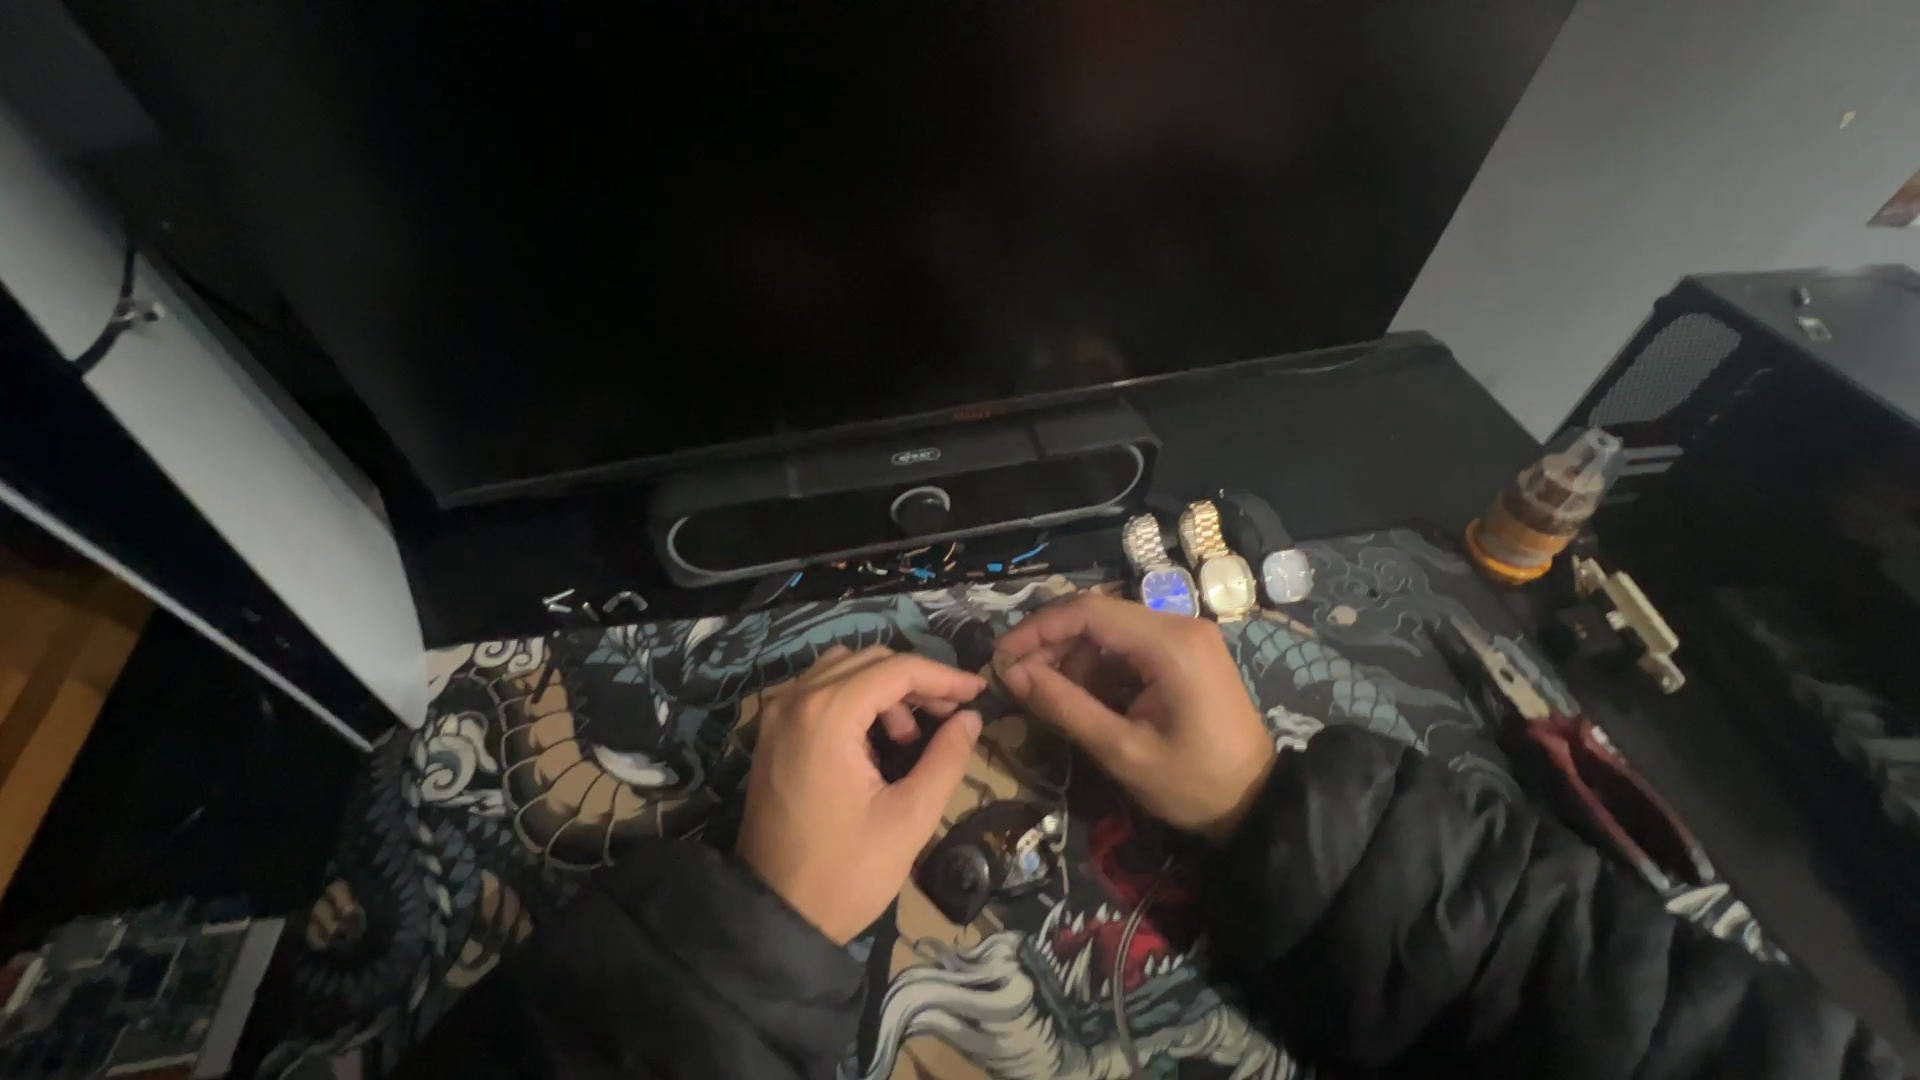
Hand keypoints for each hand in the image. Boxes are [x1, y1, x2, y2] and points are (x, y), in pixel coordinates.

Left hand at [736, 646, 985, 943]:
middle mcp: (795, 700)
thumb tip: (970, 718)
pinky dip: (855, 700)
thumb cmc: (846, 871)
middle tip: (950, 716)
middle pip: (868, 661)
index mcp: (826, 715)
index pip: (895, 670)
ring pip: (843, 670)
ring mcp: (777, 714)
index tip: (978, 691)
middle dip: (915, 682)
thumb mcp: (910, 818)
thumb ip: (946, 758)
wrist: (774, 916)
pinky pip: (820, 692)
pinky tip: (877, 741)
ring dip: (884, 689)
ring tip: (911, 737)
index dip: (943, 676)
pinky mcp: (772, 732)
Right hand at [994, 593, 1274, 843]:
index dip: (1038, 629)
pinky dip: (1098, 665)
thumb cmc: (1193, 784)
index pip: (1089, 612)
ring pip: (1109, 628)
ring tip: (1046, 693)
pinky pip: (1128, 644)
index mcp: (1170, 643)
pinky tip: (1080, 695)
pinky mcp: (1185, 651)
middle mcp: (1179, 624)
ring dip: (1072, 656)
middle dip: (1051, 643)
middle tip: (1016, 678)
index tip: (1001, 657)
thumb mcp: (1122, 751)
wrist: (1258, 803)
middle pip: (1097, 614)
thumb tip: (1012, 673)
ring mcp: (1185, 635)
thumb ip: (1065, 706)